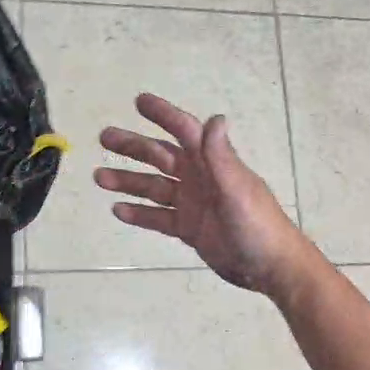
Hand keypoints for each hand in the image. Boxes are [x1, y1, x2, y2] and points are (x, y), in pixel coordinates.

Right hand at [95, 94, 315, 297]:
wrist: (270, 268)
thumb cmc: (258, 225)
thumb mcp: (238, 190)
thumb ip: (222, 157)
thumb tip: (215, 117)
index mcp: (213, 163)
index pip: (185, 131)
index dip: (164, 114)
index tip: (139, 101)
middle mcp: (199, 178)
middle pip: (161, 155)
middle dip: (133, 146)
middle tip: (104, 137)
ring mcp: (192, 204)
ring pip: (154, 187)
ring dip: (128, 181)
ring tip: (99, 177)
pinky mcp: (189, 229)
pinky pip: (158, 217)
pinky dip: (139, 213)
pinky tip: (118, 210)